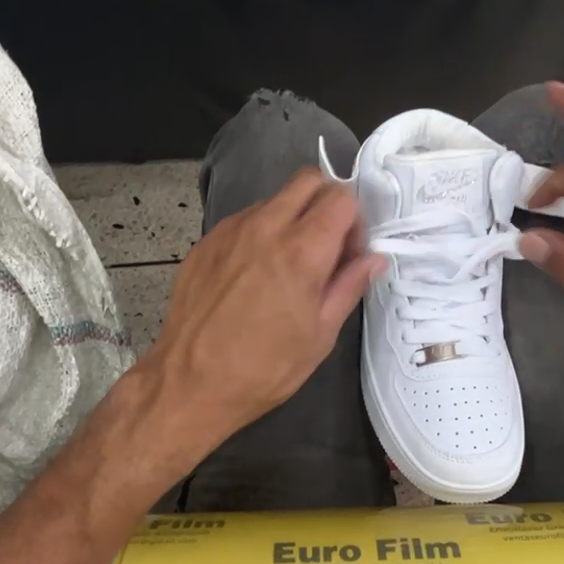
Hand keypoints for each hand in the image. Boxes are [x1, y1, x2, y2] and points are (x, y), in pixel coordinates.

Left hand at [139, 169, 382, 450]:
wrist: (191, 383)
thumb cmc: (264, 369)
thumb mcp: (320, 336)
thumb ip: (348, 287)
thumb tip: (373, 259)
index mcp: (301, 251)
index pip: (341, 198)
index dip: (355, 222)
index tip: (349, 256)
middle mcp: (264, 227)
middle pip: (308, 180)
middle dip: (327, 203)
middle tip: (327, 247)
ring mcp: (230, 231)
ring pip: (274, 198)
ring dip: (293, 217)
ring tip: (288, 265)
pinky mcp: (205, 242)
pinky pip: (244, 219)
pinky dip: (261, 232)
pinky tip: (254, 275)